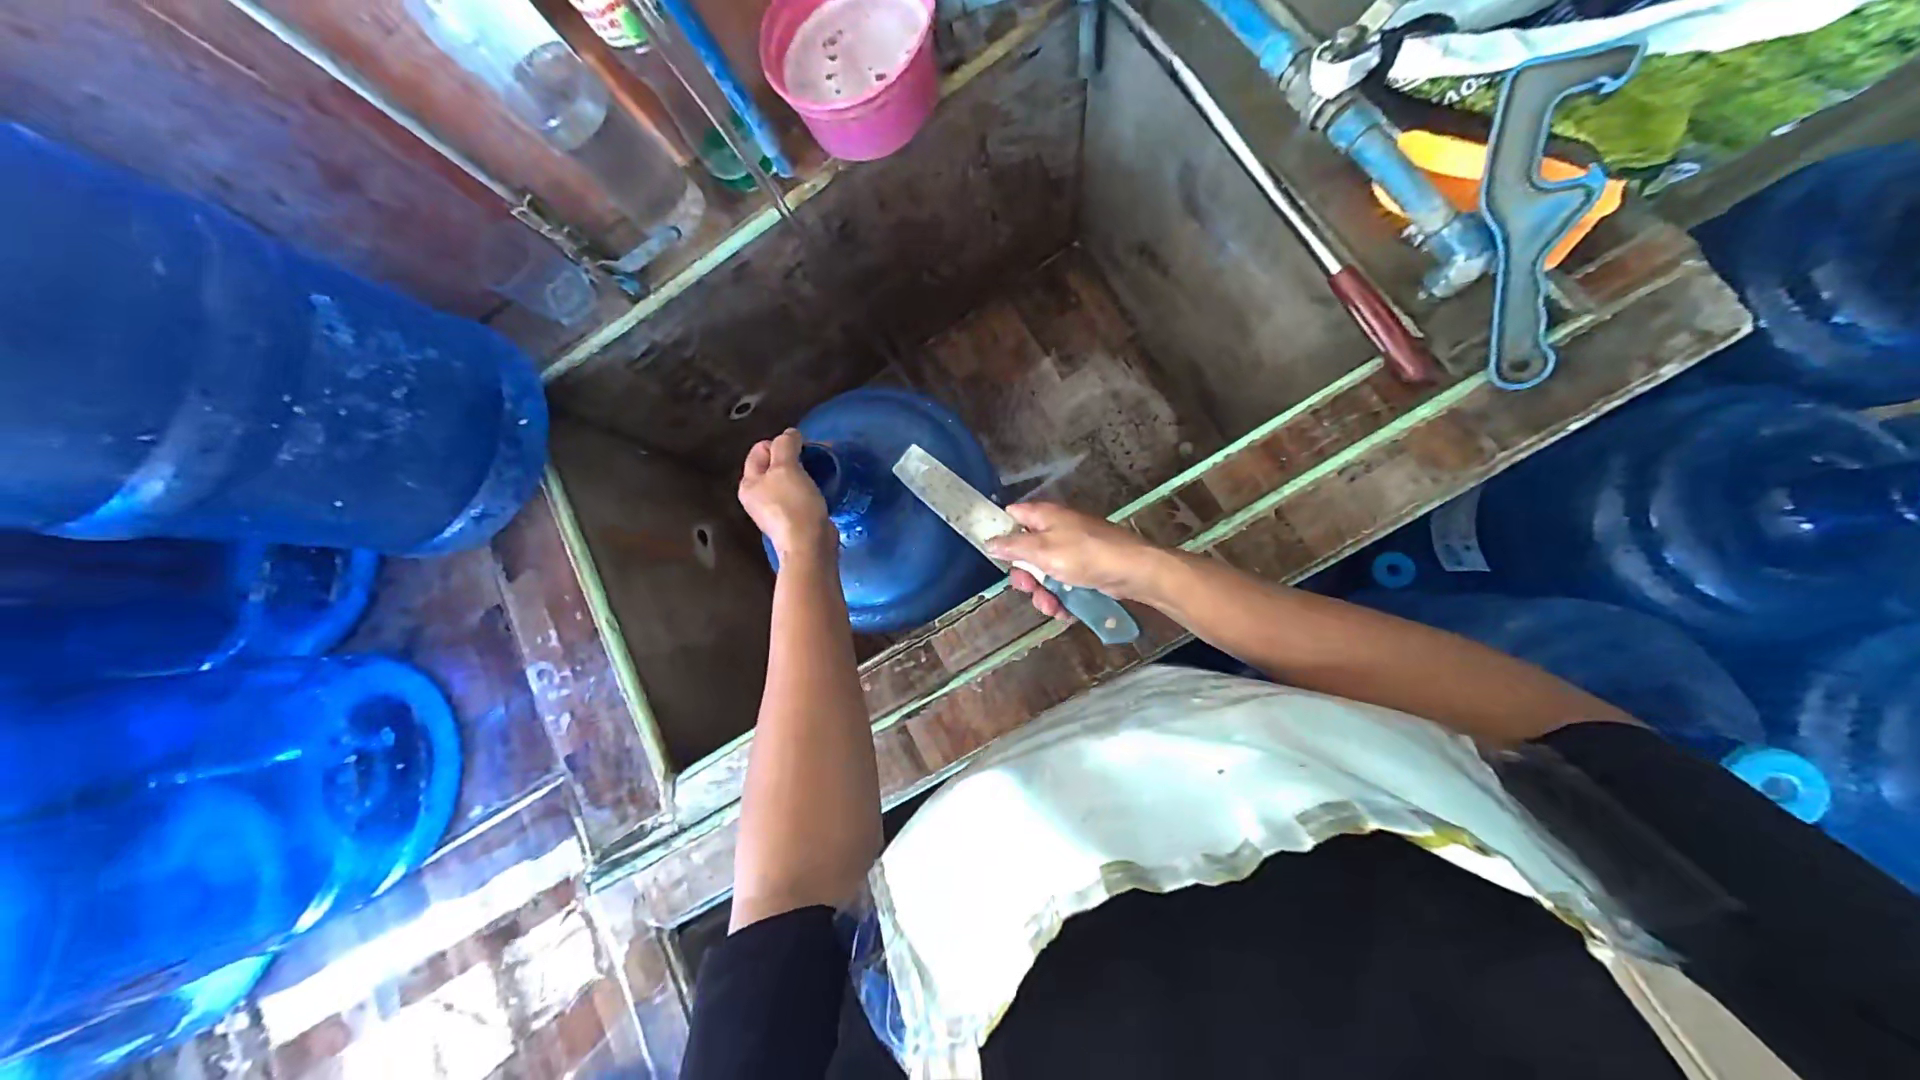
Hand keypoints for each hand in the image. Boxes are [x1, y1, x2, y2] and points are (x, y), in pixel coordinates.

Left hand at [740, 429, 832, 561]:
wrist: (809, 545)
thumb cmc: (794, 504)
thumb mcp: (787, 468)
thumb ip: (785, 445)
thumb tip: (790, 434)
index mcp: (748, 483)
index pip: (761, 449)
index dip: (781, 444)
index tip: (801, 450)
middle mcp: (757, 496)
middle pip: (774, 464)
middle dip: (793, 457)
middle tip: (812, 459)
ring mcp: (774, 509)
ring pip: (788, 479)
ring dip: (803, 473)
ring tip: (818, 474)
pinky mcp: (792, 519)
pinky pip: (798, 494)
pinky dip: (808, 489)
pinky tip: (819, 491)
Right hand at [986, 502, 1168, 619]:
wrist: (1132, 570)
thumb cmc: (1085, 555)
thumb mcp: (1042, 550)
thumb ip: (1013, 546)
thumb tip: (989, 542)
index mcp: (1044, 516)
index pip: (1013, 517)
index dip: (1001, 534)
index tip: (995, 555)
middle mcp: (1056, 530)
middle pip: (1026, 552)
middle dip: (1025, 576)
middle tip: (1029, 588)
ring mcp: (1071, 551)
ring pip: (1044, 573)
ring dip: (1044, 593)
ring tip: (1052, 606)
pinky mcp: (1083, 570)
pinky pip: (1063, 584)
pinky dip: (1061, 598)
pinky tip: (1065, 611)